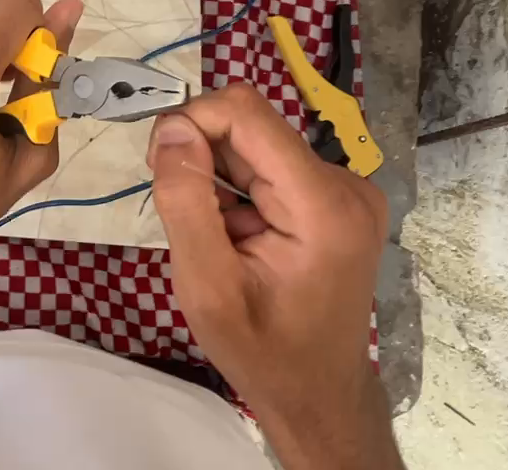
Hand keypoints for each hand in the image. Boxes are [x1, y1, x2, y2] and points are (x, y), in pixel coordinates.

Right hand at [148, 84, 400, 469]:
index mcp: (323, 204)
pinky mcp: (332, 194)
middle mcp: (344, 183)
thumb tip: (172, 128)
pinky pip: (264, 158)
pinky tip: (234, 227)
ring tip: (211, 227)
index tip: (162, 168)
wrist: (317, 396)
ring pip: (250, 139)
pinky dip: (233, 183)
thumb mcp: (205, 285)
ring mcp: (344, 187)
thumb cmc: (261, 350)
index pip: (245, 112)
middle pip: (247, 122)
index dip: (191, 122)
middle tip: (182, 208)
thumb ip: (185, 200)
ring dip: (215, 171)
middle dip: (199, 152)